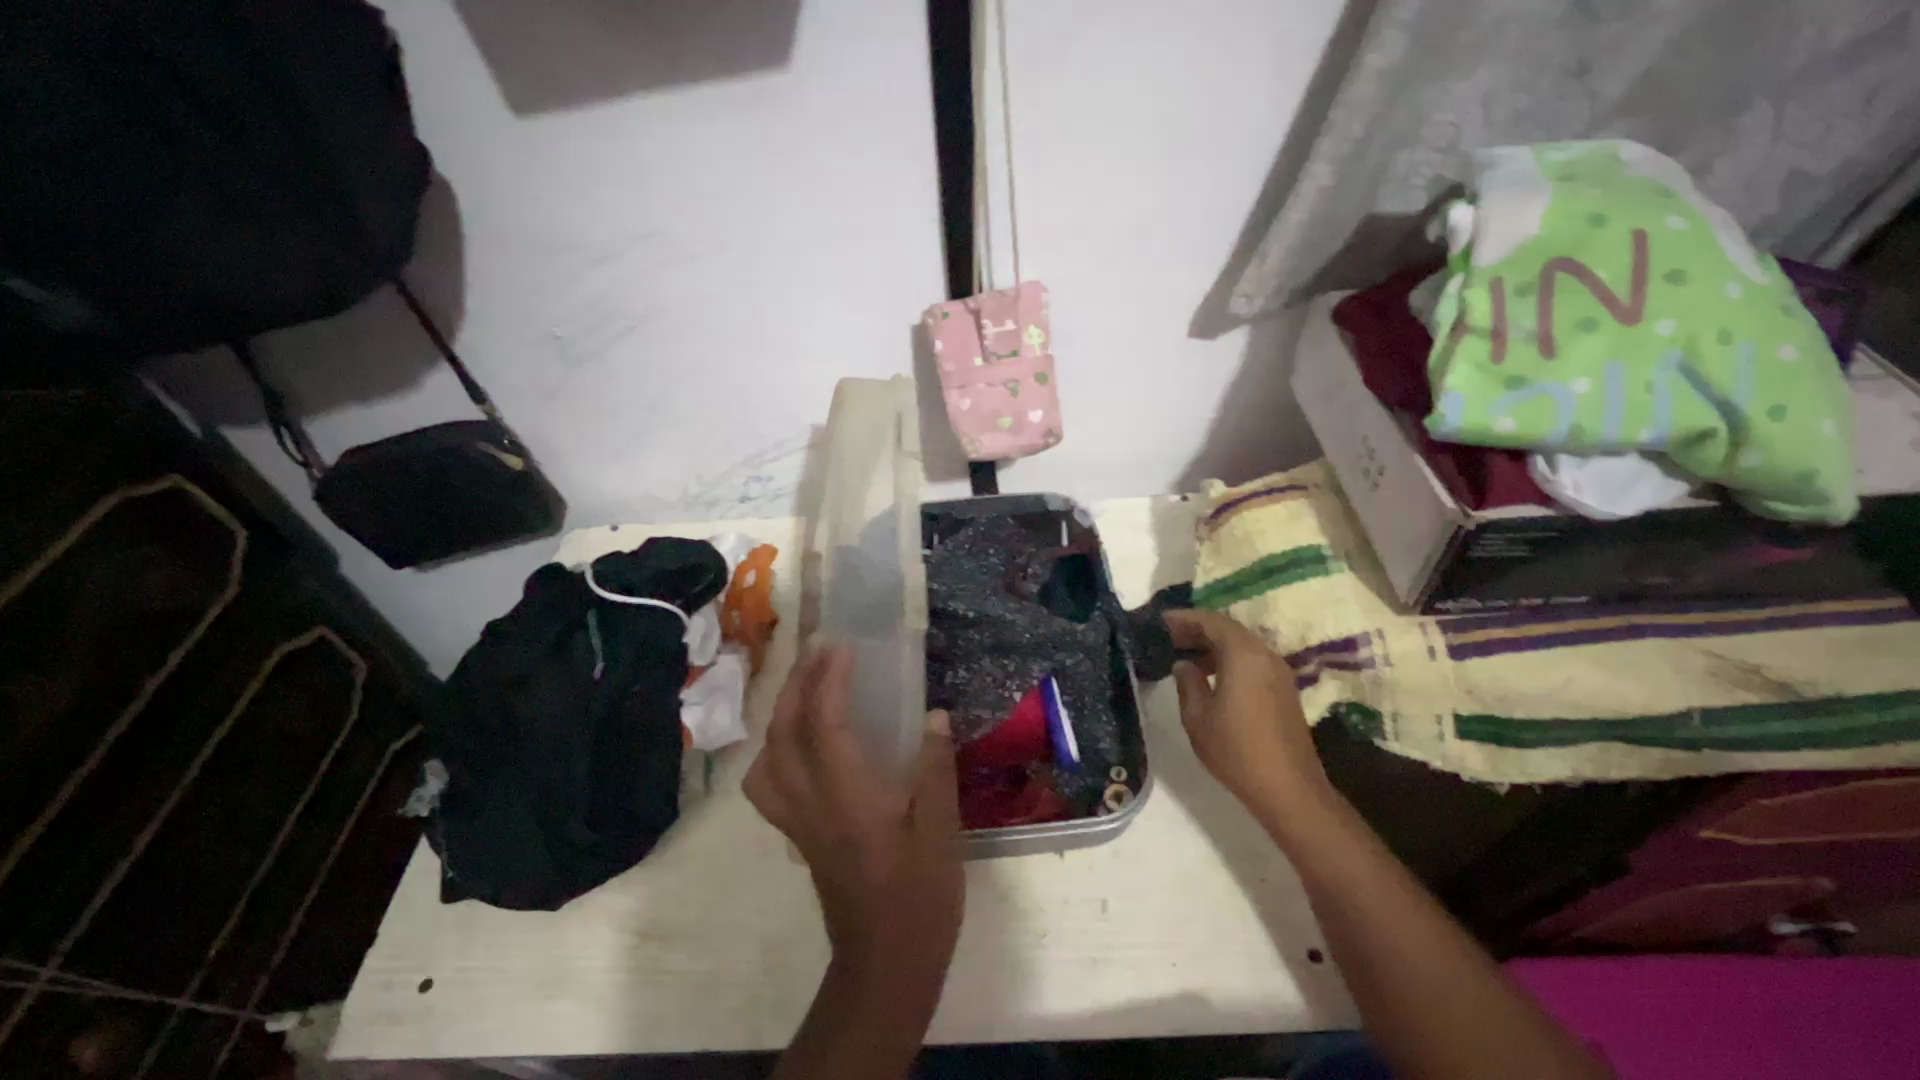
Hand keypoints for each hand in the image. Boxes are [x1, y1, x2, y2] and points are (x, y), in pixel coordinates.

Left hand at [744, 645, 963, 973]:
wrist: (886, 964)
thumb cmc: (920, 898)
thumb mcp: (942, 832)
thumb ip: (934, 770)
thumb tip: (934, 716)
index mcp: (848, 799)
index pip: (825, 725)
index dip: (830, 681)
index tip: (842, 647)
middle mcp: (812, 805)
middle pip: (784, 734)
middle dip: (797, 685)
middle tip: (819, 652)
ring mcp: (798, 823)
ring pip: (766, 759)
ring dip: (779, 715)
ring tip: (806, 692)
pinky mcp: (798, 838)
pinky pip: (769, 785)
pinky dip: (775, 752)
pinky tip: (803, 747)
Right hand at [1165, 609, 1330, 809]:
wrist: (1287, 787)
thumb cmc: (1236, 750)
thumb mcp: (1197, 717)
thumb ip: (1187, 683)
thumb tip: (1183, 664)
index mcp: (1243, 654)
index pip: (1210, 621)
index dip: (1182, 619)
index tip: (1158, 623)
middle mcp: (1264, 654)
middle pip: (1227, 629)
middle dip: (1196, 630)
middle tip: (1166, 638)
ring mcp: (1279, 671)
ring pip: (1241, 644)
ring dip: (1212, 645)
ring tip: (1182, 656)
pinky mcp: (1284, 689)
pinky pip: (1251, 660)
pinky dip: (1228, 659)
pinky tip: (1209, 676)